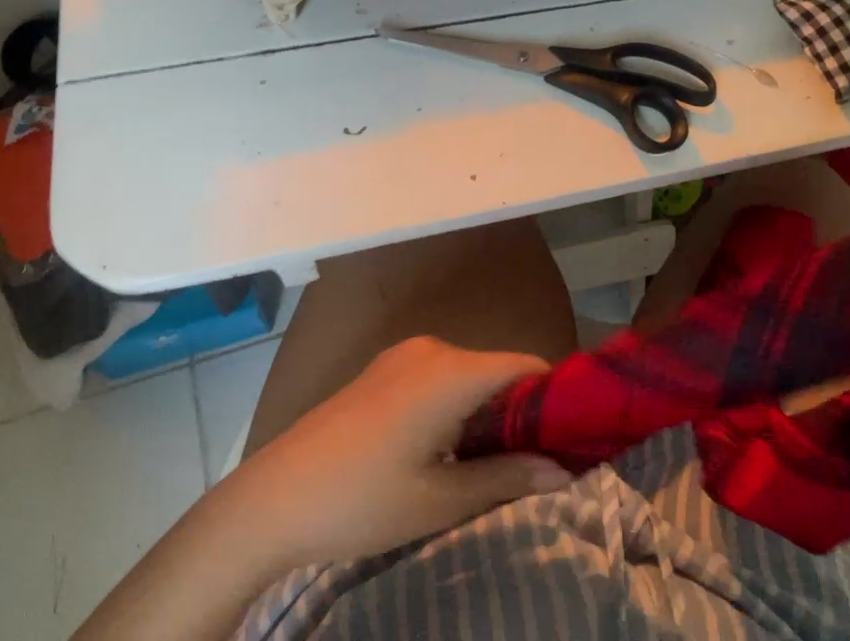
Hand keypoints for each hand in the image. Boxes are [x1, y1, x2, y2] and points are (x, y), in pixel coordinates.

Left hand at [208, 336, 573, 571]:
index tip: (578, 438)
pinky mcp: (379, 372)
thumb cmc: (362, 500)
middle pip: (499, 370)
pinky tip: (451, 449)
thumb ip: (508, 477)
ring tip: (500, 464)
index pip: (528, 366)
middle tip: (542, 463)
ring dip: (489, 413)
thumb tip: (567, 471)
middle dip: (525, 412)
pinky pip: (438, 379)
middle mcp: (431, 349)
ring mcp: (400, 357)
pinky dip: (458, 407)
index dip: (559, 399)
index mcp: (452, 370)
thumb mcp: (441, 498)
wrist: (271, 500)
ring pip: (469, 376)